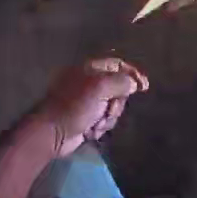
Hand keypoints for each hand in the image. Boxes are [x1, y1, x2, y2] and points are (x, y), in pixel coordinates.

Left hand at [27, 57, 147, 158]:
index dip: (132, 74)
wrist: (52, 133)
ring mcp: (88, 102)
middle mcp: (90, 83)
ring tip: (95, 124)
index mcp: (90, 69)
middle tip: (107, 110)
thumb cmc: (74, 106)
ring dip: (107, 118)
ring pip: (113, 107)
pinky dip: (100, 127)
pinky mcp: (87, 119)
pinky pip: (105, 121)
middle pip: (119, 89)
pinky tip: (90, 132)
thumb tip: (135, 82)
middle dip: (116, 103)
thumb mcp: (99, 88)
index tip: (144, 87)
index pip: (118, 65)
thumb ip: (120, 82)